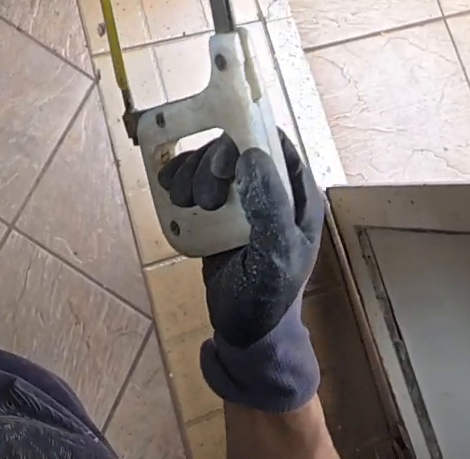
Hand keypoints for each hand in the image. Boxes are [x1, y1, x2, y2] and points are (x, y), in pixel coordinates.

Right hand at [159, 130, 323, 412]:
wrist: (244, 335)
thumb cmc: (267, 298)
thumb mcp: (274, 255)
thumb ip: (268, 205)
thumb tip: (251, 154)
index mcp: (297, 194)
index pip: (274, 142)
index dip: (247, 133)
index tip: (220, 143)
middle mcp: (270, 188)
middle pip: (234, 148)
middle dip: (210, 165)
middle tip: (203, 198)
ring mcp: (241, 198)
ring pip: (209, 160)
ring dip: (190, 173)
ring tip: (184, 202)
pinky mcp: (216, 210)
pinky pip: (194, 178)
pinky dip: (179, 178)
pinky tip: (172, 194)